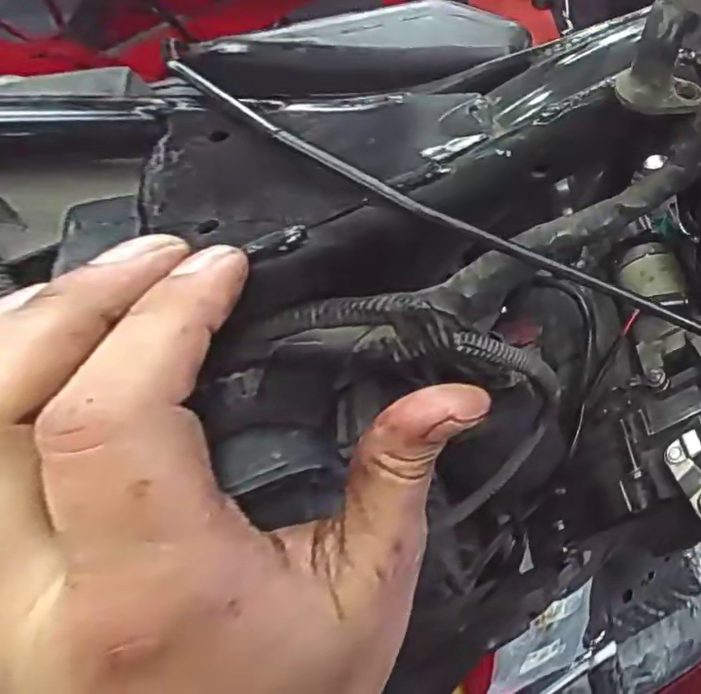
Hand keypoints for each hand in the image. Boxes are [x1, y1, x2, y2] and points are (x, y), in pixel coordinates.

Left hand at [0, 236, 489, 693]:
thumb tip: (452, 397)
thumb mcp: (369, 584)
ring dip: (15, 340)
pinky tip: (37, 354)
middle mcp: (26, 596)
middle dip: (76, 308)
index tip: (221, 271)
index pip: (108, 424)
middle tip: (162, 255)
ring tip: (98, 281)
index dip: (158, 324)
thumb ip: (398, 477)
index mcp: (150, 584)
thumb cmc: (285, 690)